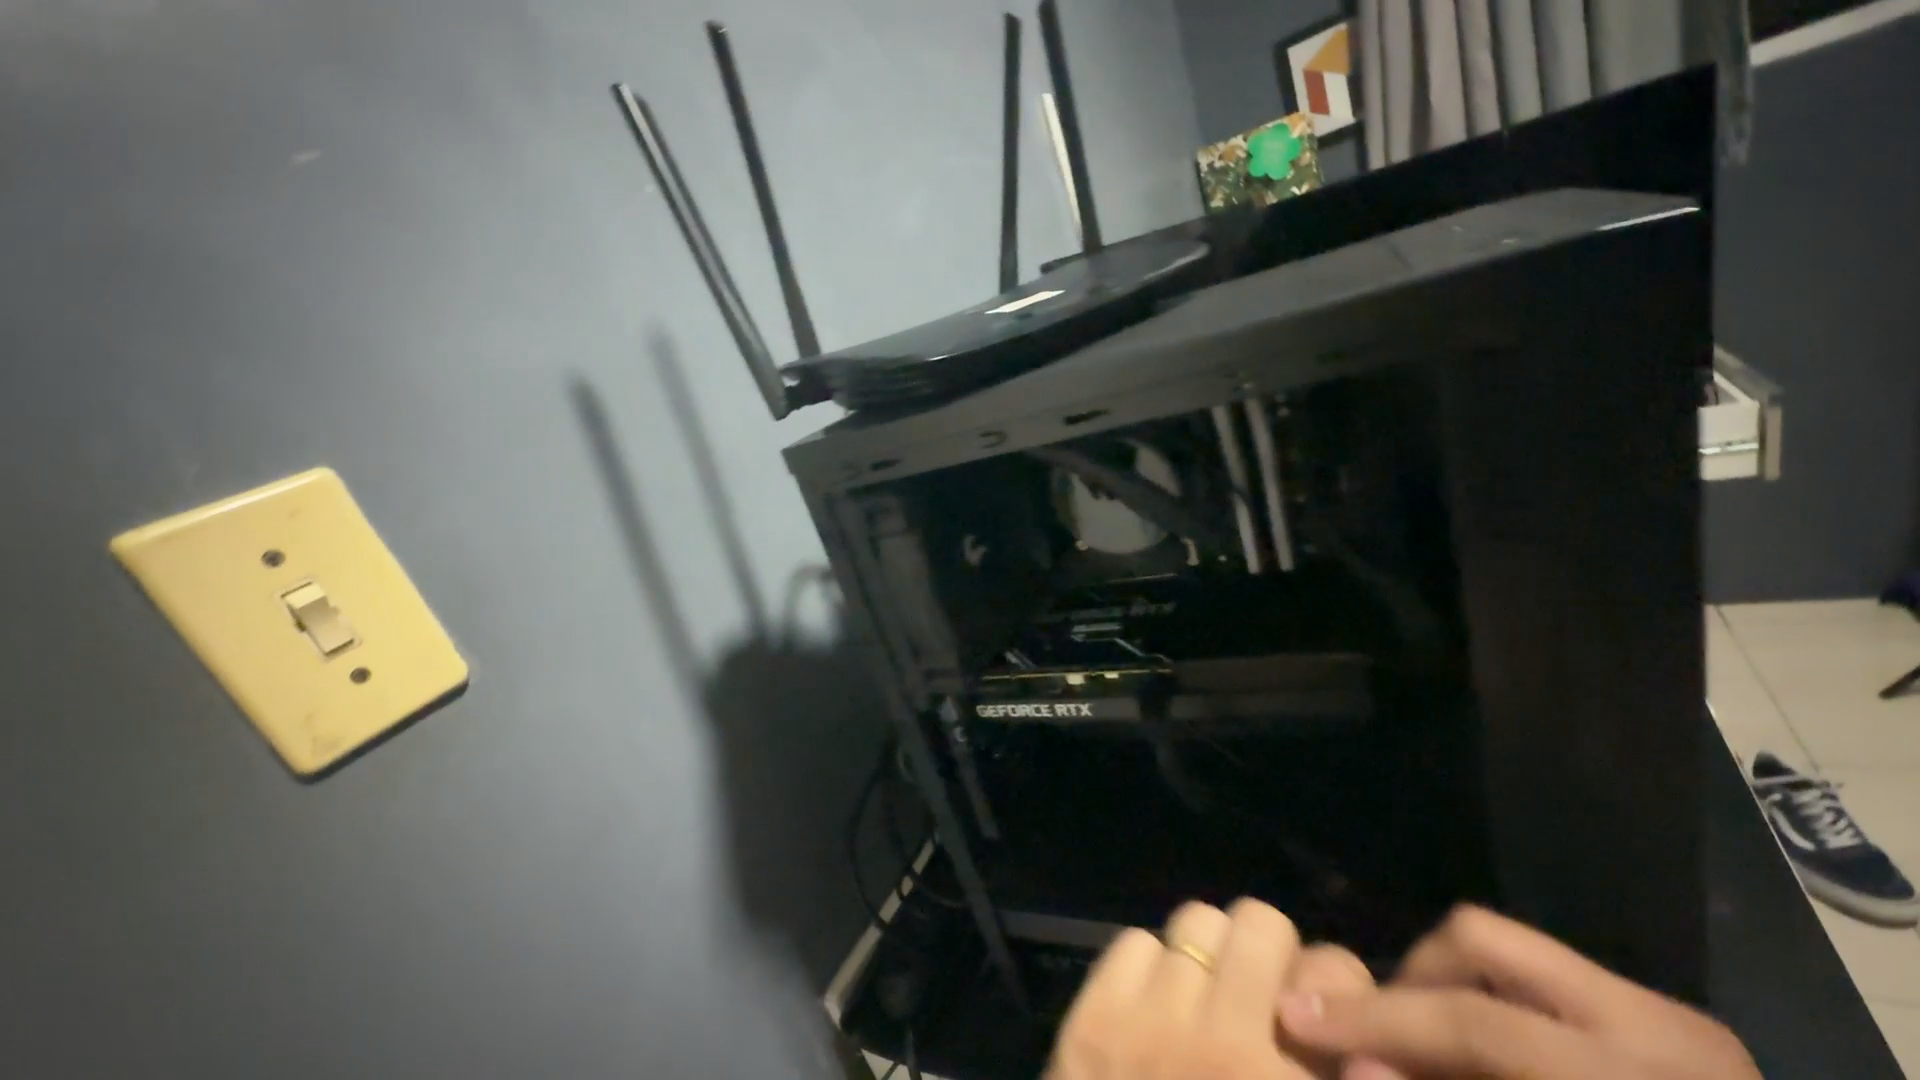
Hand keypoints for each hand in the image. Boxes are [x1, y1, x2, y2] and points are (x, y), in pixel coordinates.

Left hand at [1047, 899, 1374, 1079]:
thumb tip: (1363, 1043)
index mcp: (1281, 1076)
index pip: (1334, 968)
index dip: (1329, 980)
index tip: (1311, 1004)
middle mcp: (1221, 1038)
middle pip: (1257, 921)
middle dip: (1265, 953)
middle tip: (1257, 994)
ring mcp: (1148, 1021)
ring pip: (1193, 921)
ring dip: (1207, 955)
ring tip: (1204, 998)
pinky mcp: (1091, 1019)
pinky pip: (1134, 943)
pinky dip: (1150, 965)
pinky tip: (1155, 1009)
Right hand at [1276, 905, 1760, 1079]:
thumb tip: (1357, 1063)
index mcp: (1626, 1075)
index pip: (1473, 1022)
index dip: (1376, 1021)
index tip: (1296, 1016)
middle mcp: (1652, 1027)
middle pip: (1481, 938)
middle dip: (1406, 975)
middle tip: (1373, 1027)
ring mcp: (1667, 1019)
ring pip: (1510, 952)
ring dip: (1446, 990)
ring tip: (1423, 1046)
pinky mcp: (1673, 1027)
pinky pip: (1546, 990)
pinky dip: (1496, 1017)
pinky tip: (1484, 1062)